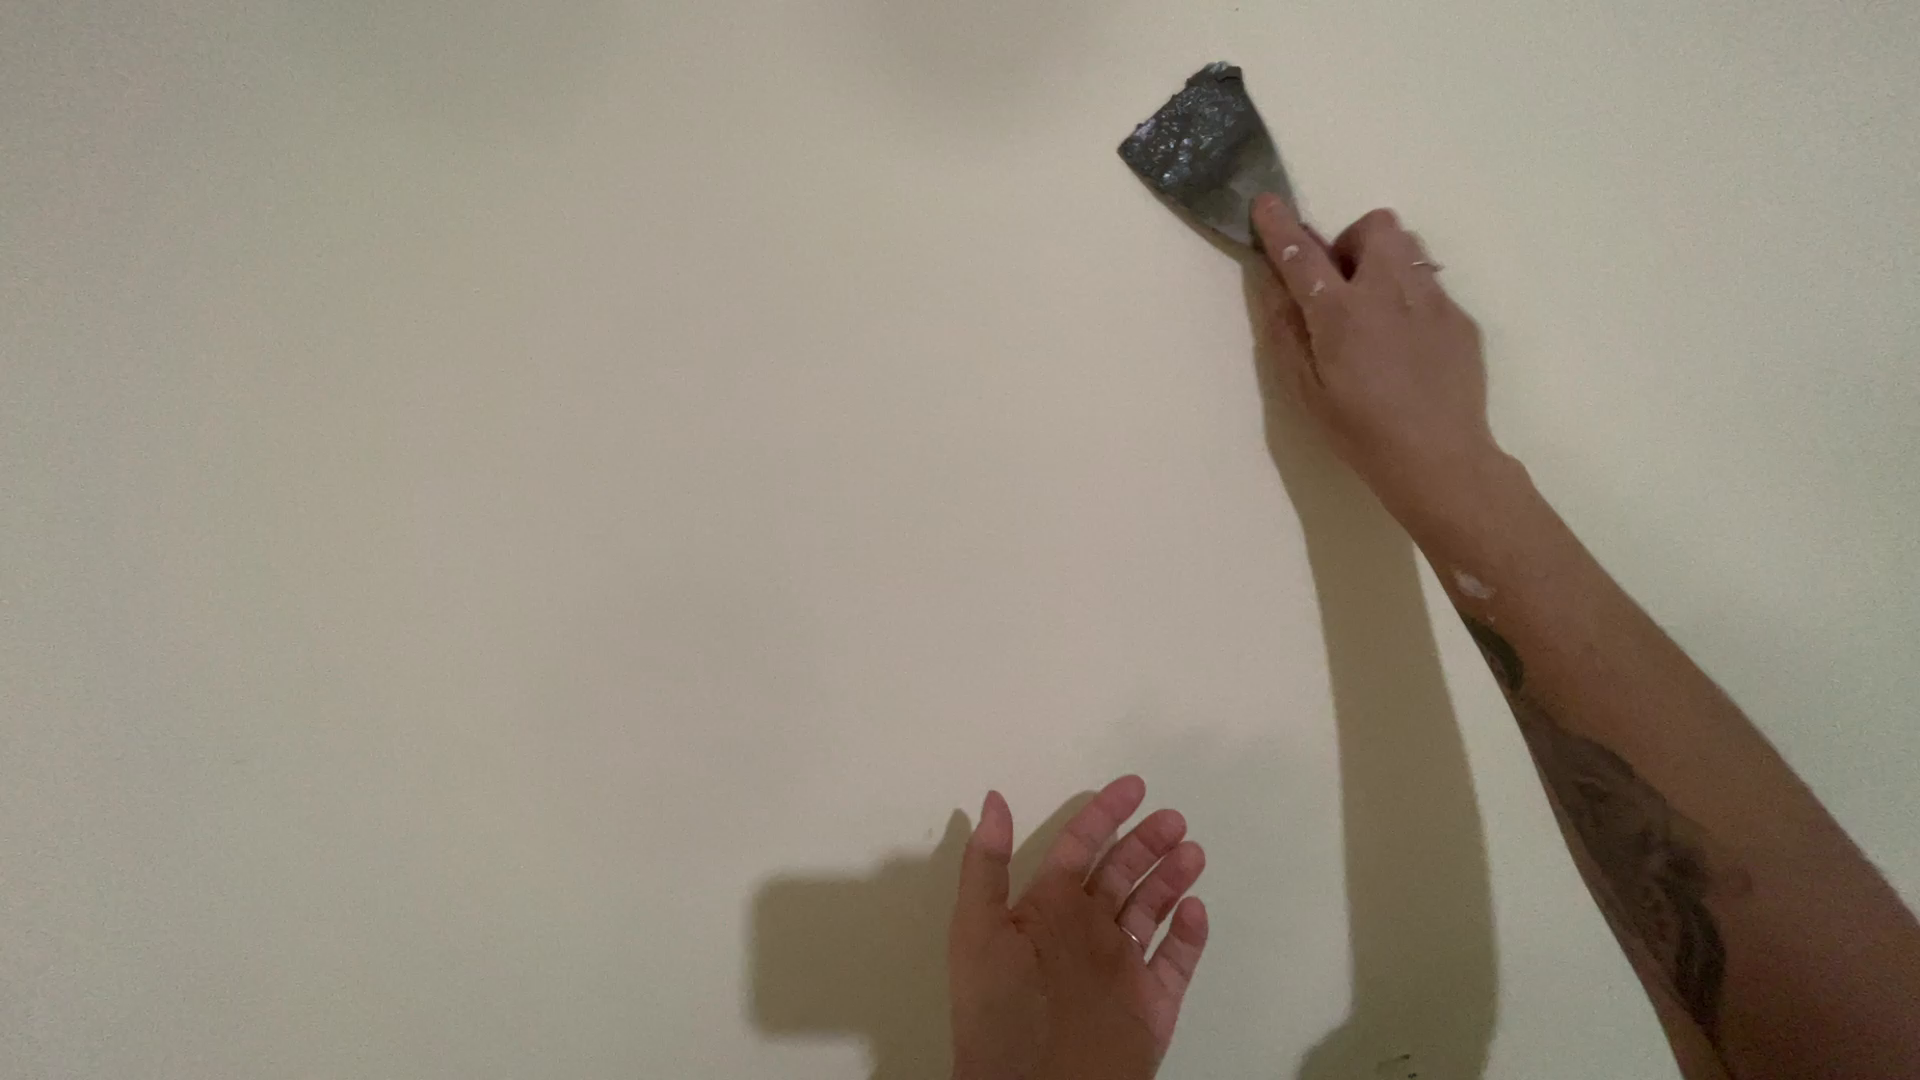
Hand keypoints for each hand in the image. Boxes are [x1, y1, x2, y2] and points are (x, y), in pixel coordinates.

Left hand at [948, 776, 1209, 1079]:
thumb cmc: (998, 1009)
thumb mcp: (978, 928)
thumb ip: (987, 862)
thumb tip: (993, 796)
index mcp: (1048, 907)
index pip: (1082, 846)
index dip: (1106, 813)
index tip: (1134, 785)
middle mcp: (1086, 929)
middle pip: (1123, 872)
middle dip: (1147, 841)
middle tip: (1174, 819)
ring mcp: (1120, 967)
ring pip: (1152, 910)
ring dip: (1172, 878)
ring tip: (1192, 851)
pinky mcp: (1149, 1007)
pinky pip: (1175, 964)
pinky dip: (1188, 937)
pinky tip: (1194, 909)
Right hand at [1249, 194, 1512, 526]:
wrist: (1437, 456)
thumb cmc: (1357, 430)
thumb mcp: (1305, 389)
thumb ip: (1288, 333)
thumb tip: (1275, 289)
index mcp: (1341, 313)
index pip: (1302, 256)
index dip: (1281, 227)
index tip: (1267, 202)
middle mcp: (1389, 292)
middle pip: (1375, 226)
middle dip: (1350, 243)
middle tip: (1340, 287)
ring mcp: (1432, 301)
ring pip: (1409, 249)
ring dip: (1382, 264)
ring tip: (1373, 315)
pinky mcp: (1459, 318)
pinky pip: (1429, 288)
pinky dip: (1407, 301)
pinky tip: (1404, 349)